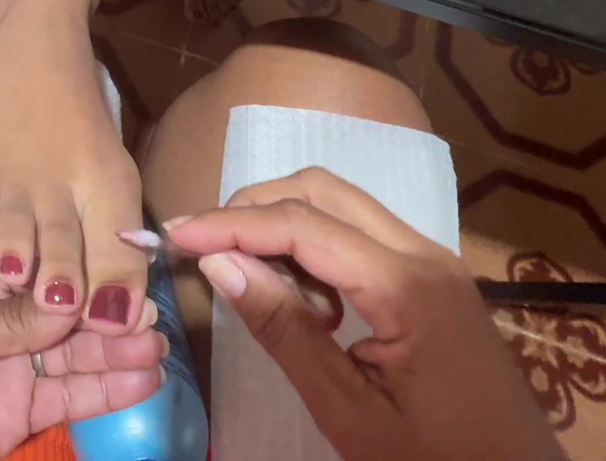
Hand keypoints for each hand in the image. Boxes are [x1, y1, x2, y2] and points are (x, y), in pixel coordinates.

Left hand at [0, 257, 164, 458]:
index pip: (36, 270)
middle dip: (103, 313)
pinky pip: (65, 400)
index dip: (77, 271)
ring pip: (71, 357)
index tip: (121, 270)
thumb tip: (71, 299)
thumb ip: (6, 321)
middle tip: (148, 315)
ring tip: (155, 347)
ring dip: (114, 353)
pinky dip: (103, 392)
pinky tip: (139, 380)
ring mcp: (7, 370)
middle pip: (60, 314)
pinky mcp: (13, 418)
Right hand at [166, 168, 562, 460]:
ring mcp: (430, 262)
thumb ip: (284, 330)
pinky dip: (314, 244)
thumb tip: (218, 262)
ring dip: (284, 224)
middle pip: (320, 190)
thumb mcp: (351, 415)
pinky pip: (358, 234)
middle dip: (255, 207)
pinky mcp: (430, 278)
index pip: (299, 223)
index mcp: (406, 285)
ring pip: (339, 204)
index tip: (174, 233)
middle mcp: (422, 253)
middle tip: (209, 248)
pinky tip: (306, 302)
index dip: (229, 223)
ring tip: (259, 283)